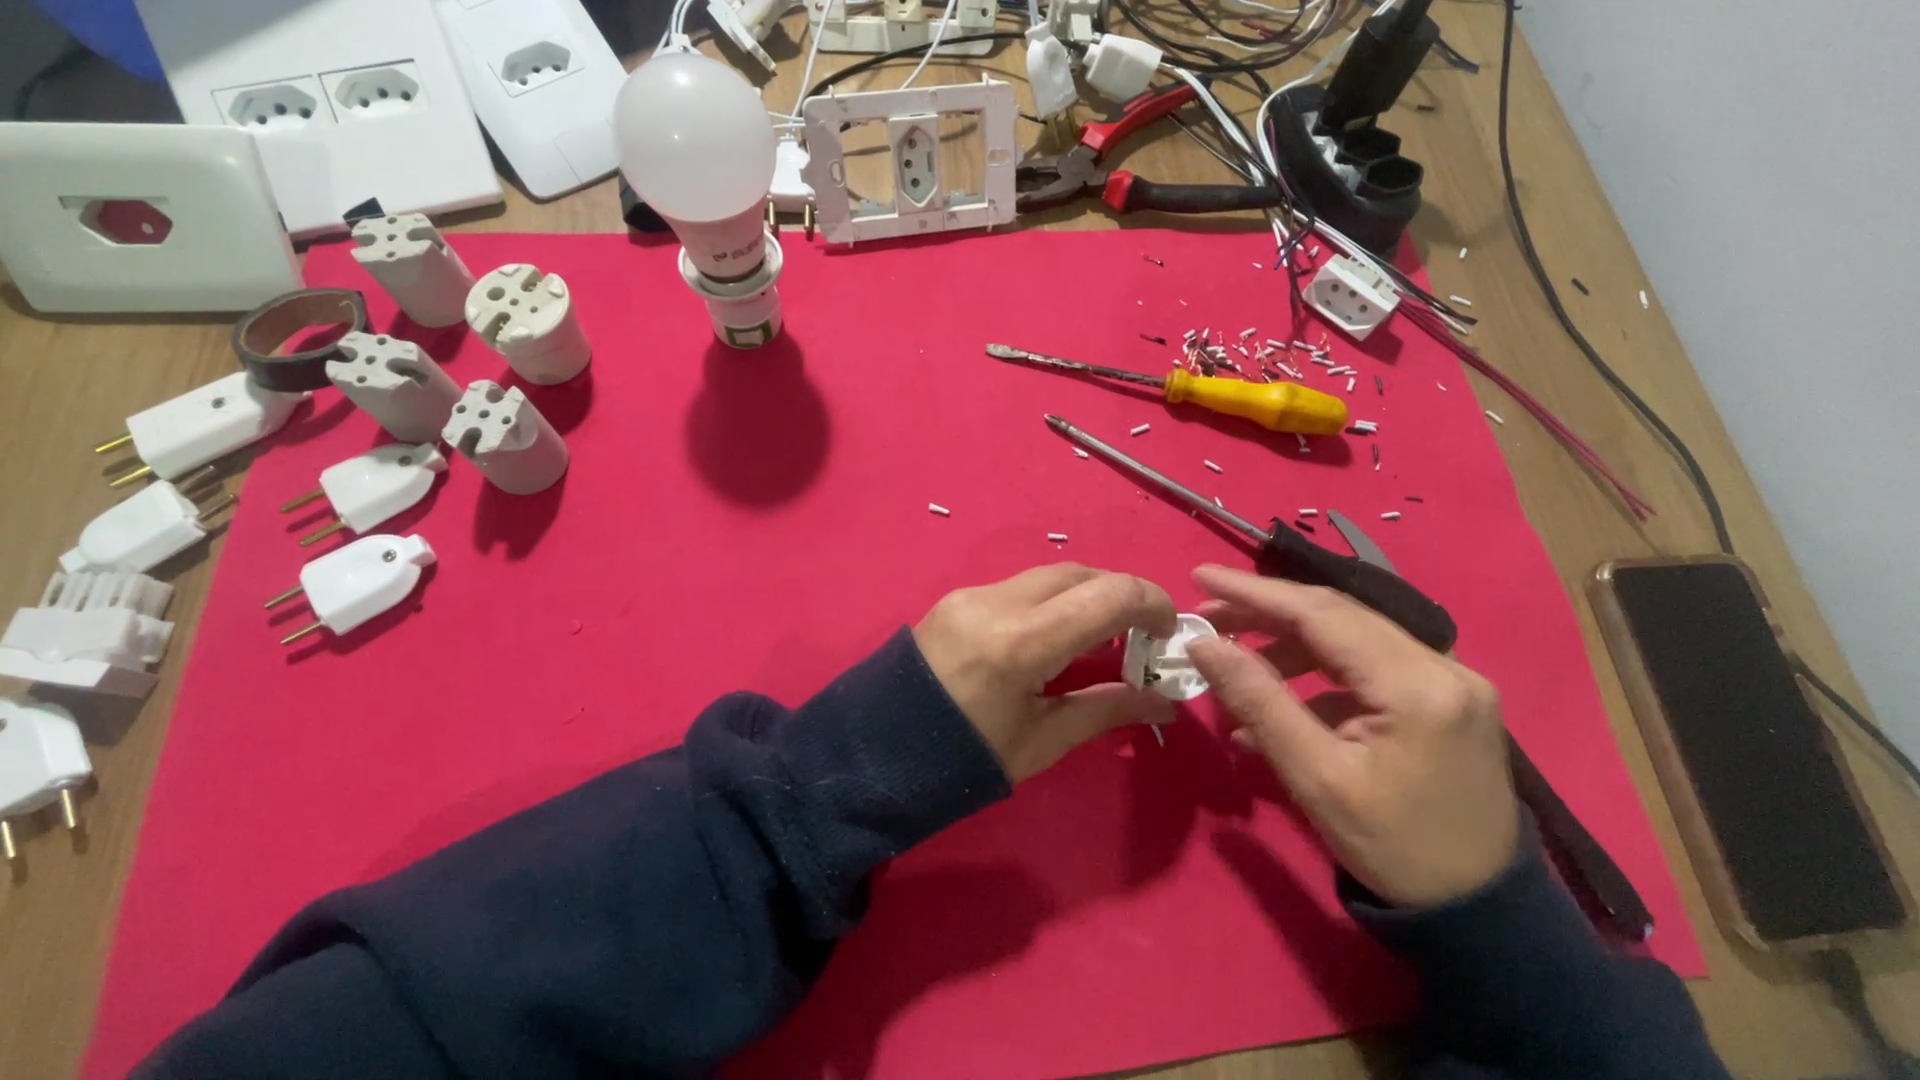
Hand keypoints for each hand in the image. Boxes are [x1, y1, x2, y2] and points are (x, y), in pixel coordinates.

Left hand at [914, 564, 1178, 782]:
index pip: (1108, 595)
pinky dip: (1051, 603)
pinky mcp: (955, 599)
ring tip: (1102, 639)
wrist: (875, 757)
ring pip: (1048, 576)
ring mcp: (970, 595)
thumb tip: (1163, 701)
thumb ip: (1106, 709)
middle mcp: (995, 602)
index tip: (1170, 632)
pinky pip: (1018, 588)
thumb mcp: (1042, 741)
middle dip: (1120, 596)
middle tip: (1142, 636)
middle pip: (1079, 574)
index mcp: (1021, 642)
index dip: (1152, 604)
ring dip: (1084, 596)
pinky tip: (1057, 639)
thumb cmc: (963, 761)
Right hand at [1186, 565, 1519, 907]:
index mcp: (1418, 684)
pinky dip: (1321, 680)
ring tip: (1233, 667)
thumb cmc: (1392, 848)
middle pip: (1340, 619)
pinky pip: (1372, 671)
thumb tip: (1203, 644)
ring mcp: (1453, 681)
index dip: (1256, 592)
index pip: (1323, 614)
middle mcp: (1445, 666)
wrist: (1477, 910)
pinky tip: (1280, 709)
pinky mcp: (1448, 700)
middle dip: (1267, 613)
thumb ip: (1258, 701)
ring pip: (1354, 641)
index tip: (1201, 574)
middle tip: (1206, 616)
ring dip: (1291, 648)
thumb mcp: (1315, 777)